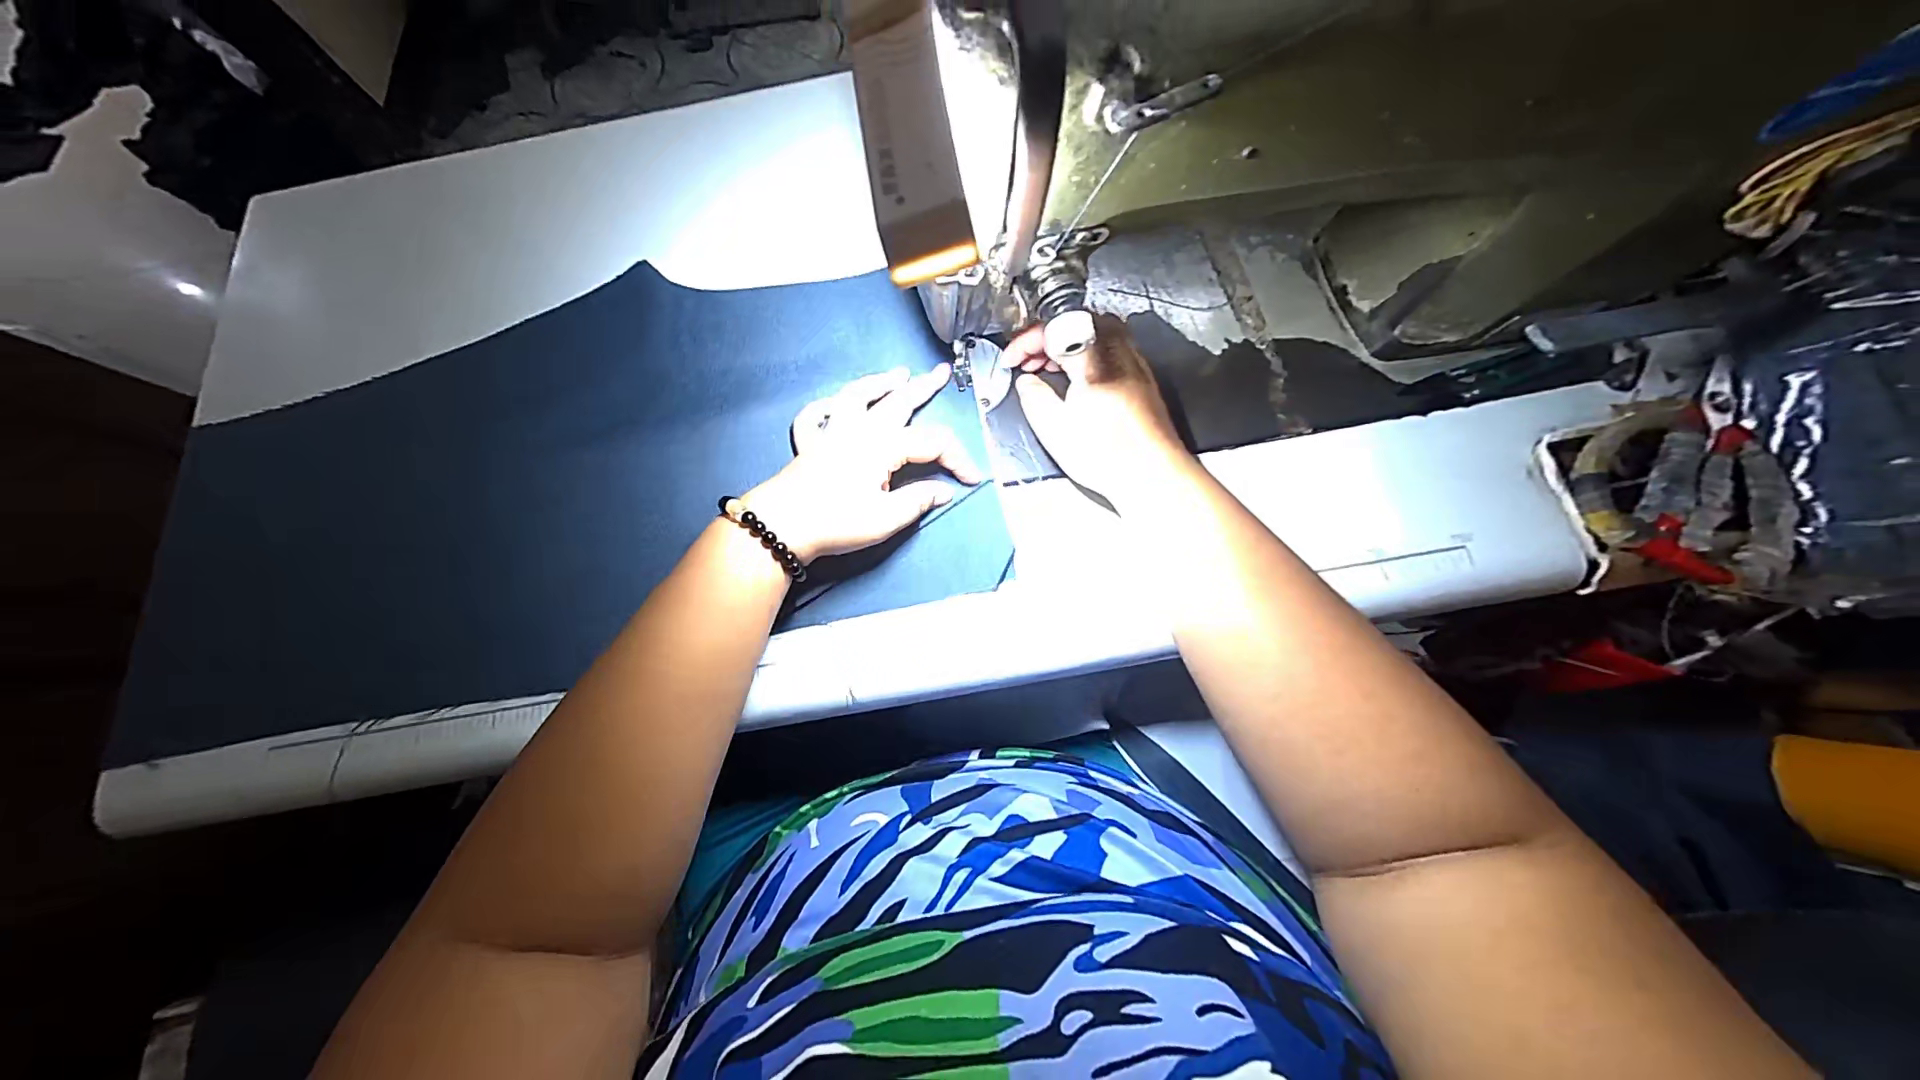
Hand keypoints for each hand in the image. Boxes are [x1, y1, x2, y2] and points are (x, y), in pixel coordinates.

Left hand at [742, 364, 983, 562]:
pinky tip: (832, 406)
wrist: (783, 525)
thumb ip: (918, 501)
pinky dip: (825, 407)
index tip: (971, 477)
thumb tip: (942, 491)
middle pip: (898, 401)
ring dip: (879, 382)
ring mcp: (832, 432)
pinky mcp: (810, 444)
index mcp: (883, 446)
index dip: (957, 458)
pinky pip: (815, 416)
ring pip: (858, 395)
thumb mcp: (885, 519)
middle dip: (923, 387)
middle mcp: (859, 429)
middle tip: (939, 373)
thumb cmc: (835, 522)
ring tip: (896, 374)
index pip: (932, 443)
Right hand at [1005, 313, 1192, 509]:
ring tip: (1049, 371)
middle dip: (1046, 338)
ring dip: (1066, 346)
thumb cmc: (1111, 457)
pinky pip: (1108, 351)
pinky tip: (1076, 383)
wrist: (1152, 476)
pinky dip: (1085, 358)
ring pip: (1094, 333)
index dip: (1025, 341)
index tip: (1013, 359)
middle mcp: (1118, 353)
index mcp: (1093, 359)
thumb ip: (1034, 396)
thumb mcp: (1053, 428)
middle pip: (1076, 322)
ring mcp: (1133, 363)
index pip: (1053, 328)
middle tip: (1029, 361)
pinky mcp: (1141, 378)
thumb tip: (1027, 382)